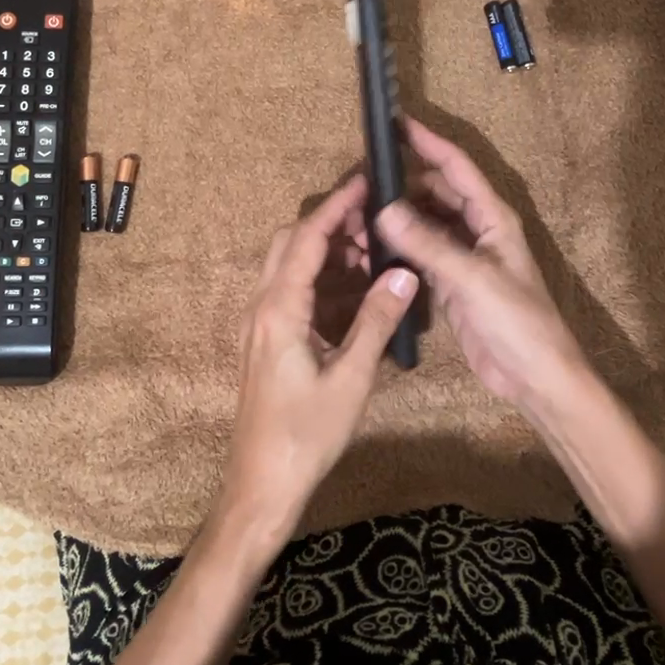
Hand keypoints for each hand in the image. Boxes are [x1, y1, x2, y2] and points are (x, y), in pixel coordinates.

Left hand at [221, 175, 420, 540]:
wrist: (260, 484)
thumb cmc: (305, 435)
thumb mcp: (351, 378)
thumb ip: (376, 321)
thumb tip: (405, 272)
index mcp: (280, 309)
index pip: (308, 238)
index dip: (336, 205)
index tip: (366, 180)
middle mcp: (262, 307)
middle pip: (291, 242)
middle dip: (330, 222)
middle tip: (374, 218)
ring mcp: (259, 325)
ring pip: (287, 266)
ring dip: (324, 249)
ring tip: (370, 250)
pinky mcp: (265, 341)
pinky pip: (288, 290)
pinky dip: (318, 277)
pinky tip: (351, 290)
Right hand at [374, 118, 590, 412]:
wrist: (536, 376)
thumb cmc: (518, 321)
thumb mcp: (473, 279)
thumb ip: (429, 244)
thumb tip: (384, 210)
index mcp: (493, 217)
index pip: (456, 168)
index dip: (428, 143)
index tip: (396, 123)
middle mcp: (478, 230)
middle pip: (436, 193)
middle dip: (402, 186)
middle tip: (361, 184)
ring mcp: (464, 257)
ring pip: (426, 224)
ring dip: (398, 219)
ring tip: (359, 217)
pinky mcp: (452, 284)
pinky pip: (421, 254)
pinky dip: (400, 248)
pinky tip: (374, 250)